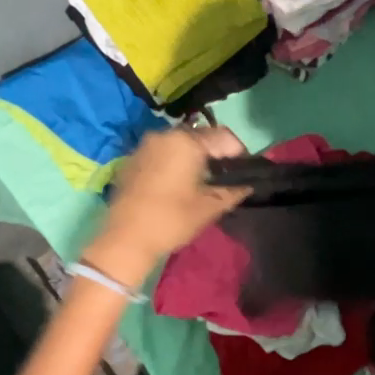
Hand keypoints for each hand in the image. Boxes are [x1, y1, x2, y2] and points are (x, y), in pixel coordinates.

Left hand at [86, 128, 251, 284]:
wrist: (126, 239)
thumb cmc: (173, 220)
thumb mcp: (210, 207)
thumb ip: (233, 192)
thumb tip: (248, 185)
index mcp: (187, 141)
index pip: (222, 136)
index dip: (238, 152)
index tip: (244, 170)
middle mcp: (164, 135)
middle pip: (198, 137)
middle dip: (213, 153)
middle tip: (223, 175)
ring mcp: (144, 146)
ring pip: (177, 144)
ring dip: (191, 157)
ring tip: (200, 180)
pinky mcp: (131, 160)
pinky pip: (159, 154)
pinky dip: (172, 163)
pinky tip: (176, 184)